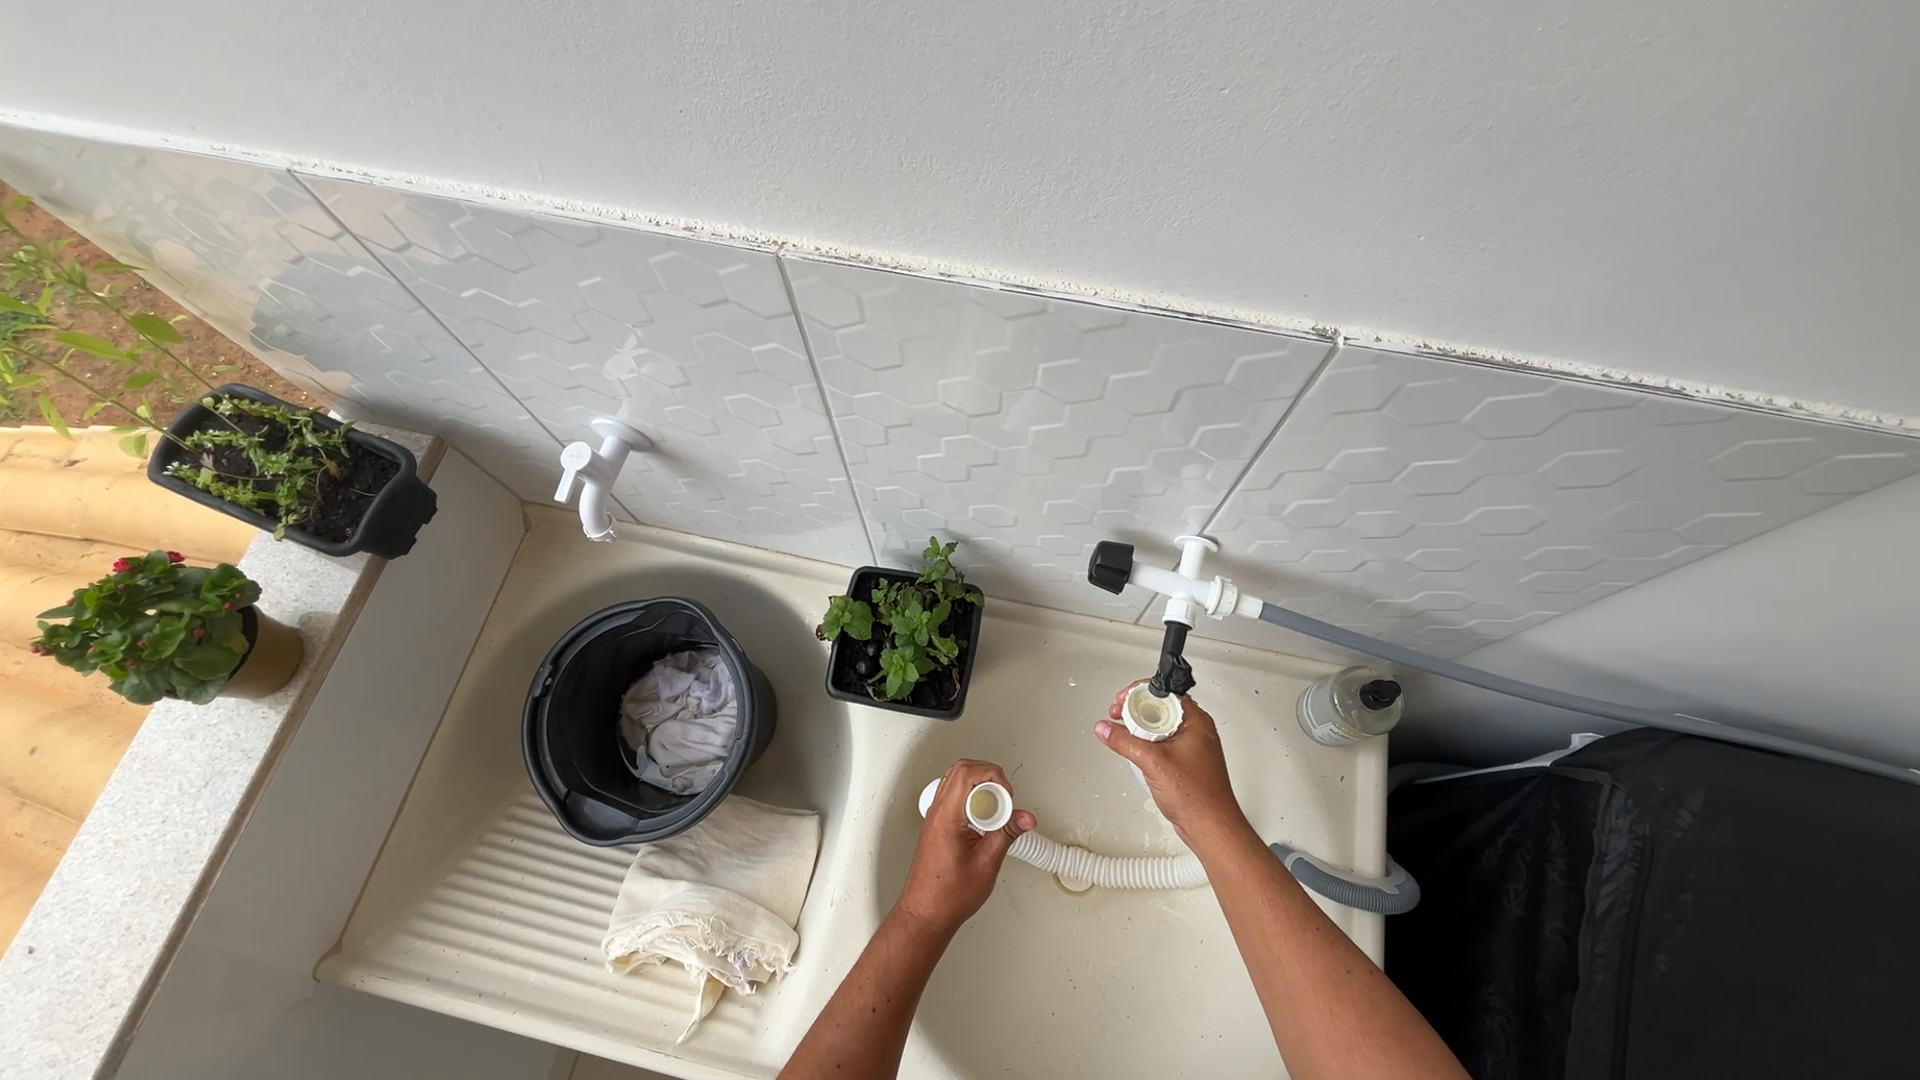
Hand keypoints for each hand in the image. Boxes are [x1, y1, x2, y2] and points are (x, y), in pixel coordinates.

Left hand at [894, 759, 1036, 934]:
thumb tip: (1024, 818)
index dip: (994, 777)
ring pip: (956, 779)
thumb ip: (1007, 835)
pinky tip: (984, 817)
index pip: (969, 774)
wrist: (926, 912)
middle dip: (989, 775)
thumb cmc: (948, 895)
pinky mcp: (937, 824)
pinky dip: (972, 797)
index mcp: (948, 816)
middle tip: (1004, 797)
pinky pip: (954, 795)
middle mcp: (938, 811)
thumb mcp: (987, 863)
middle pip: (961, 769)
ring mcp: (935, 816)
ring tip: (997, 807)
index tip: (1008, 797)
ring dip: (979, 784)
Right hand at [1096, 680, 1253, 851]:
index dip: (1140, 692)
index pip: (1165, 693)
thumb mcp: (1153, 762)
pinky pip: (1161, 743)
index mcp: (1196, 722)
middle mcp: (1196, 731)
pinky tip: (1135, 751)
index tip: (1122, 700)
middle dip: (1136, 709)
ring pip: (1160, 726)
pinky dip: (1146, 743)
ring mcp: (1190, 747)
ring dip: (1139, 727)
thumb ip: (1124, 742)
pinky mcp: (1184, 762)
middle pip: (1160, 707)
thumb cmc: (1198, 797)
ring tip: (1122, 731)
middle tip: (1117, 713)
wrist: (1210, 827)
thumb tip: (1106, 728)